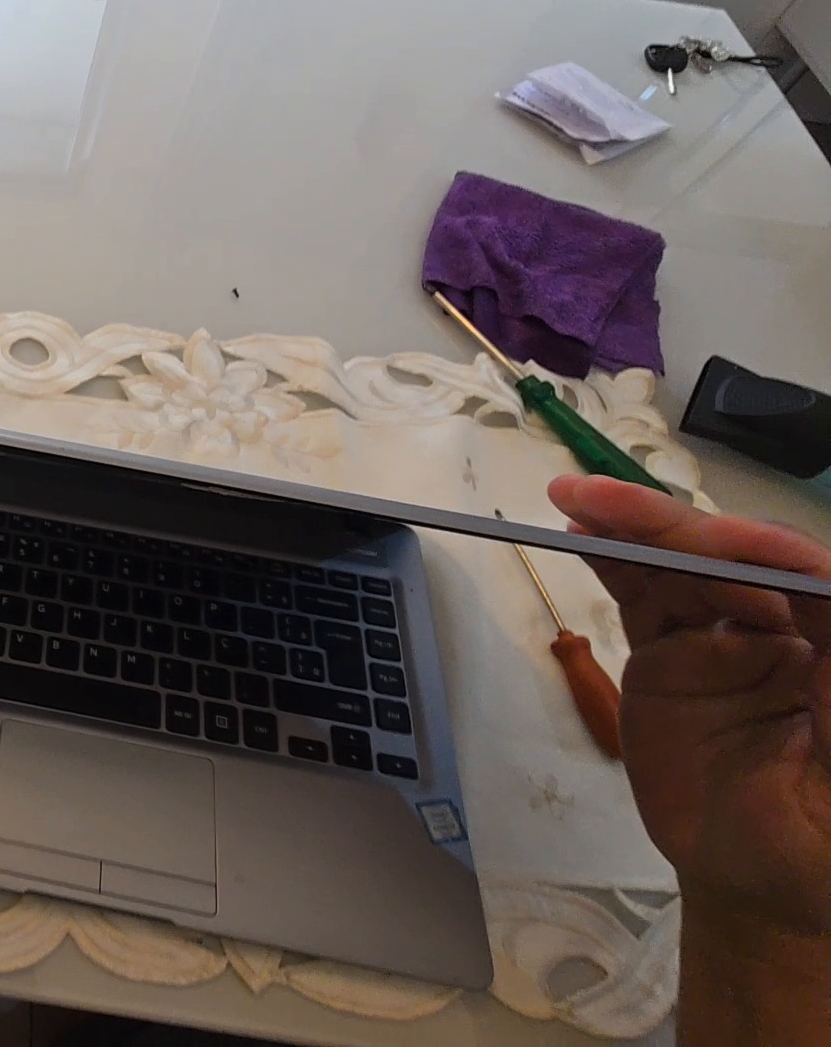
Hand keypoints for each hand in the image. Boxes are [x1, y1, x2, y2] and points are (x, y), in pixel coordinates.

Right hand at [549, 475, 830, 1042]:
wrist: (767, 883)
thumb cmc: (826, 849)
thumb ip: (823, 695)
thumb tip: (773, 644)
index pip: (812, 581)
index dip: (755, 550)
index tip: (701, 535)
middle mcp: (796, 636)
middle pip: (731, 565)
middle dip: (670, 526)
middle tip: (594, 496)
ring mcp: (726, 647)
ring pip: (679, 574)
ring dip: (630, 534)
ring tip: (574, 502)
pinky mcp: (672, 660)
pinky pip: (642, 602)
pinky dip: (612, 567)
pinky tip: (583, 540)